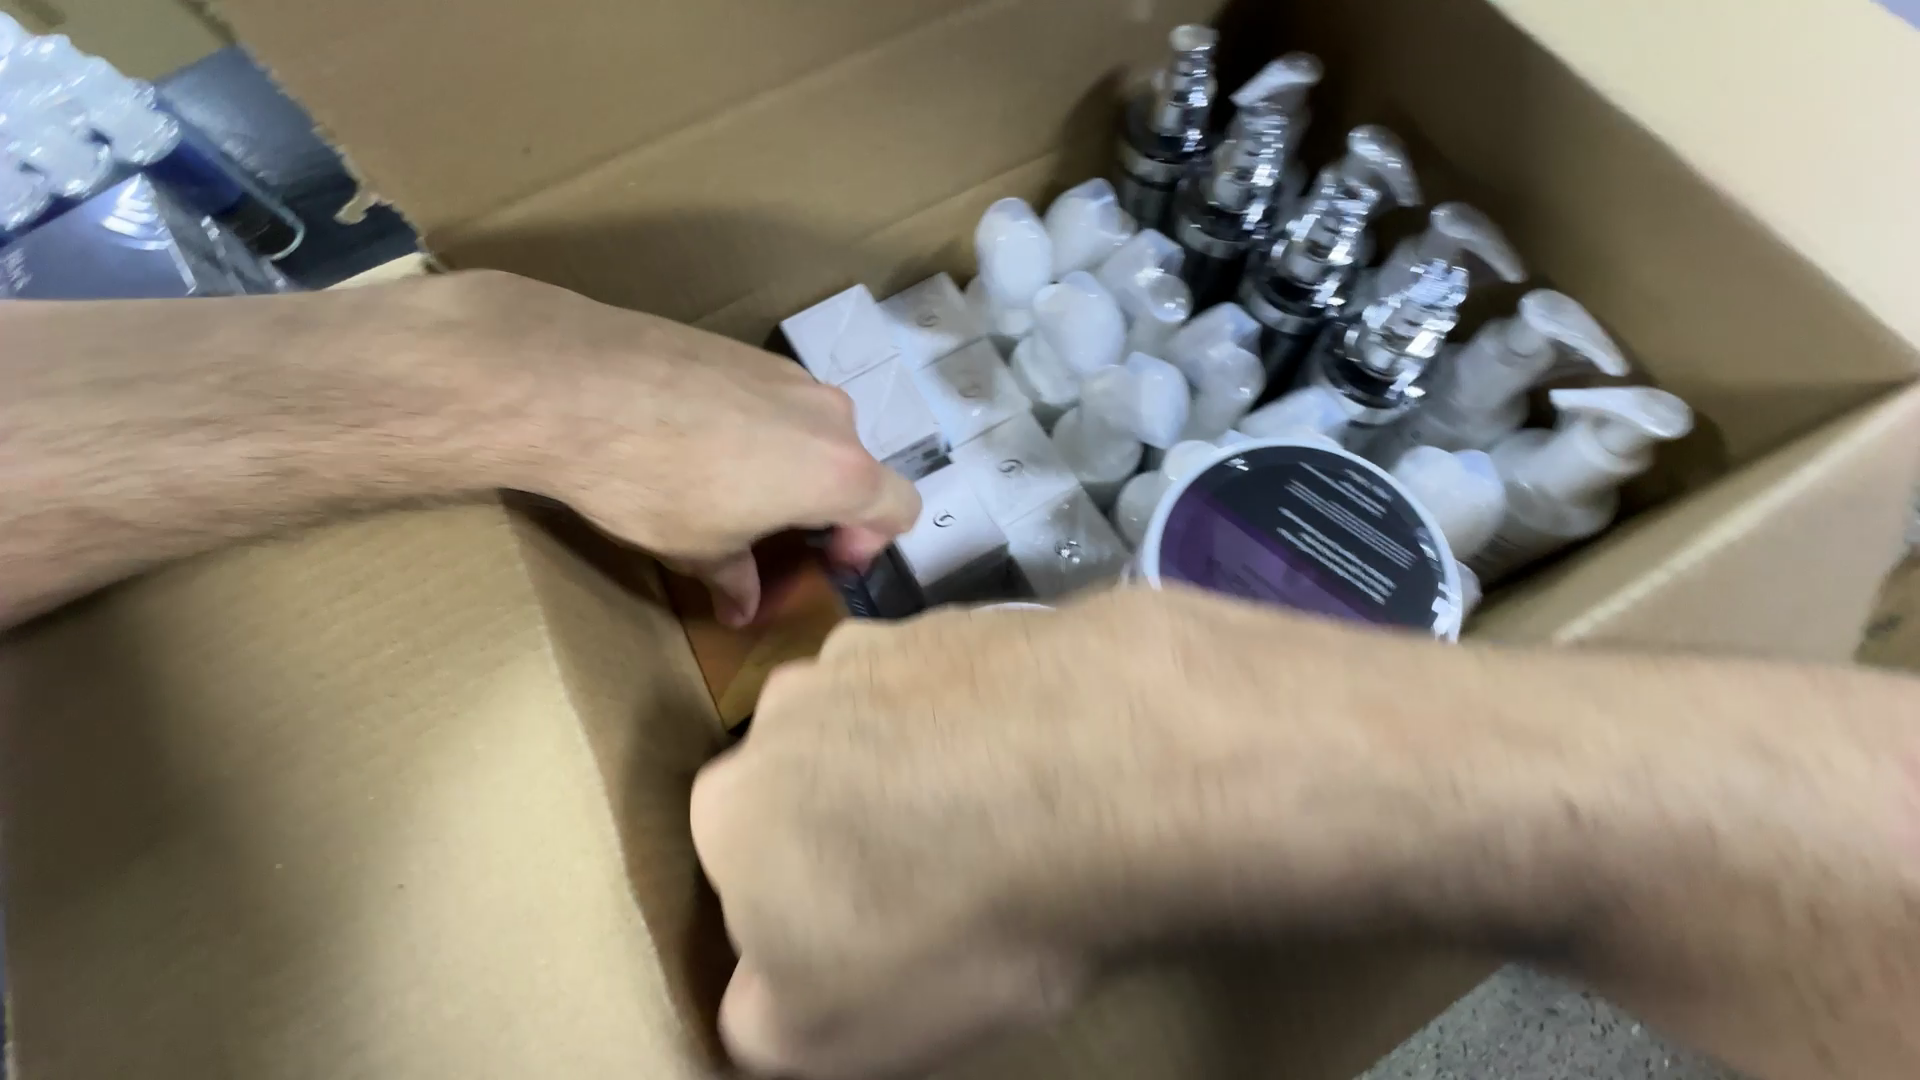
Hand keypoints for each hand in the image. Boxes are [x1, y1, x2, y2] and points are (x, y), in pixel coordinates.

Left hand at [445, 271, 919, 624]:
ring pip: (813, 432)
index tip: (826, 556)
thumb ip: (738, 580)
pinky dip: (759, 428)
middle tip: (770, 528)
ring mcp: (790, 375)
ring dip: (791, 465)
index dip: (872, 542)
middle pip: (854, 468)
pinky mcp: (748, 349)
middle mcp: (831, 417)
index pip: (899, 508)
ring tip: (725, 483)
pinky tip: (696, 440)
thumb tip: (741, 610)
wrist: (573, 382)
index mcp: (840, 473)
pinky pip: (775, 400)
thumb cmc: (654, 483)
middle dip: (823, 505)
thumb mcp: (699, 548)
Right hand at [691, 587, 1442, 1077]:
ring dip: (913, 752)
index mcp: (734, 801)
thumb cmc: (954, 912)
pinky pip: (951, 676)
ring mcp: (882, 644)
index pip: (743, 862)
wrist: (1098, 766)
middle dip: (851, 817)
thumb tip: (762, 983)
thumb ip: (760, 1016)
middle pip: (813, 777)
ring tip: (995, 802)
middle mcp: (790, 703)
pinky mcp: (962, 616)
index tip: (870, 925)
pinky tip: (1033, 747)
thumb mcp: (829, 1036)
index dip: (803, 902)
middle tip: (937, 863)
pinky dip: (976, 708)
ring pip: (879, 715)